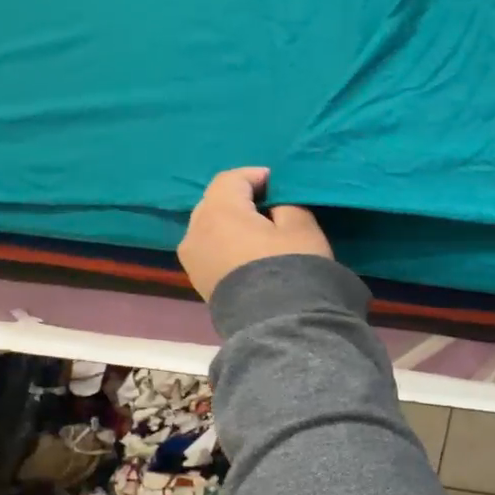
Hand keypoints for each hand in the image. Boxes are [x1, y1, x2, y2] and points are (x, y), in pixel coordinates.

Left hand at [178, 167, 333, 301]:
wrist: (278, 319)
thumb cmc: (292, 264)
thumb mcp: (302, 227)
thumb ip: (287, 206)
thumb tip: (275, 205)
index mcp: (219, 212)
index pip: (230, 179)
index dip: (256, 175)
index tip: (281, 181)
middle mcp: (195, 230)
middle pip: (215, 202)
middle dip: (241, 199)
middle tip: (273, 204)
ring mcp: (192, 257)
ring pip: (211, 227)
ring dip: (233, 223)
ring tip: (262, 231)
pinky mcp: (198, 278)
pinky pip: (211, 248)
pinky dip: (228, 242)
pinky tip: (251, 253)